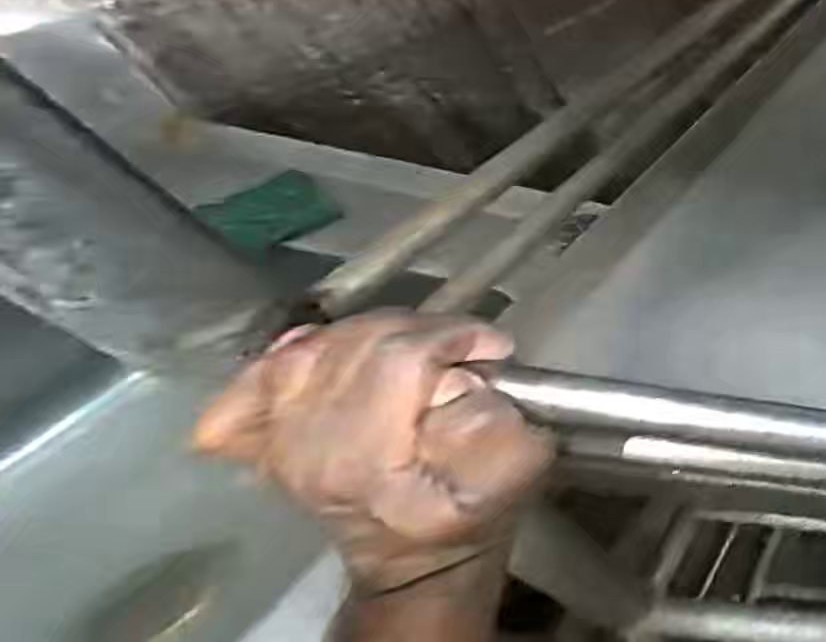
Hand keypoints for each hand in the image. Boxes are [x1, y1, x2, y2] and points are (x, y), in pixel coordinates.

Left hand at [194, 312, 552, 592]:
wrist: (419, 554)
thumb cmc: (478, 506)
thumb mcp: (515, 468)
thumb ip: (492, 425)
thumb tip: (461, 382)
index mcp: (370, 458)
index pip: (402, 357)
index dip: (458, 337)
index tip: (494, 352)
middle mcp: (308, 450)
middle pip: (361, 342)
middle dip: (428, 328)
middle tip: (465, 348)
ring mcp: (278, 446)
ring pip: (315, 347)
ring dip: (378, 331)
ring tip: (420, 347)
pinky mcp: (265, 444)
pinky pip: (252, 384)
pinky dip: (290, 359)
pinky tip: (335, 359)